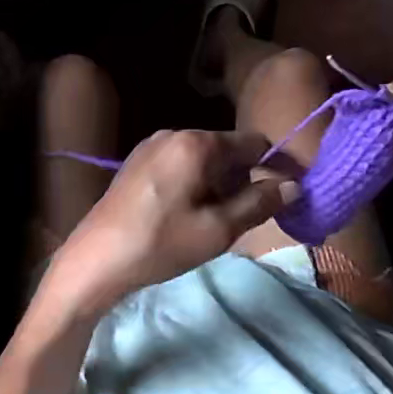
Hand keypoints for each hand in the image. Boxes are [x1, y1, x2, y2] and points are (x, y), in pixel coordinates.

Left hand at [45, 130, 298, 311]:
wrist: (96, 259)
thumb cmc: (160, 243)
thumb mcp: (219, 228)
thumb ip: (259, 203)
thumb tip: (293, 186)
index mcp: (195, 143)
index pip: (254, 143)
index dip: (279, 165)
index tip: (296, 191)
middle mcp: (172, 135)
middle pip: (227, 150)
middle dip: (247, 178)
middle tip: (254, 216)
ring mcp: (149, 148)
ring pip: (203, 160)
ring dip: (221, 185)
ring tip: (221, 222)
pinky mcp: (136, 165)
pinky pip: (180, 167)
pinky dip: (197, 185)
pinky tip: (191, 215)